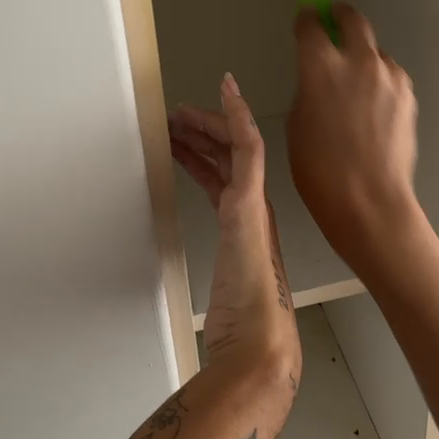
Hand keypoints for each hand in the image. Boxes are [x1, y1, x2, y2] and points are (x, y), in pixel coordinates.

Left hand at [169, 74, 300, 380]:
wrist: (262, 343)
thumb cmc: (248, 329)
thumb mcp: (225, 300)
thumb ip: (220, 287)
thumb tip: (212, 297)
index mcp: (249, 230)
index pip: (228, 179)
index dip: (208, 152)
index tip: (186, 132)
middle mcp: (255, 213)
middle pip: (232, 158)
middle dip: (205, 132)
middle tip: (176, 115)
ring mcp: (254, 207)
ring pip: (237, 148)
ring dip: (209, 126)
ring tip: (179, 113)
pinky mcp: (250, 205)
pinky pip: (249, 149)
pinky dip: (238, 118)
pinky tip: (226, 94)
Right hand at [288, 4, 424, 265]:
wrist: (368, 199)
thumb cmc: (319, 170)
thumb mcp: (297, 124)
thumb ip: (308, 89)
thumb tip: (319, 78)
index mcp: (320, 66)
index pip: (311, 26)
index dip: (306, 20)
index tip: (305, 19)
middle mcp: (358, 61)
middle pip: (353, 20)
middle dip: (341, 16)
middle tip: (334, 21)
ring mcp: (389, 76)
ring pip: (375, 51)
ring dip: (364, 56)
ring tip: (356, 82)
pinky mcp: (408, 94)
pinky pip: (390, 76)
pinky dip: (380, 80)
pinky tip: (372, 106)